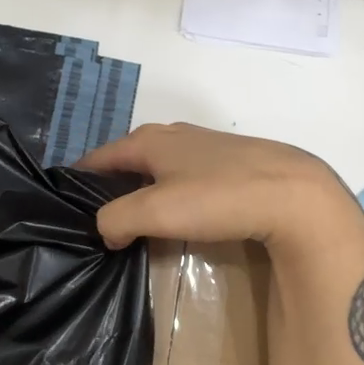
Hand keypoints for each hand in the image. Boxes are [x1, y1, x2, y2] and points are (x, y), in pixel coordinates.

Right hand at [76, 123, 363, 253]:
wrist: (295, 196)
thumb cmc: (217, 198)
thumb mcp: (154, 212)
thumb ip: (115, 220)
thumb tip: (104, 230)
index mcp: (148, 140)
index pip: (98, 157)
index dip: (79, 180)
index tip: (67, 205)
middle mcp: (174, 134)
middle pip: (129, 158)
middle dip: (112, 184)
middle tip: (101, 217)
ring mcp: (207, 146)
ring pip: (160, 165)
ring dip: (144, 188)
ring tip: (138, 218)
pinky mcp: (234, 162)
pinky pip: (187, 175)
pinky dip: (174, 191)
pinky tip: (183, 212)